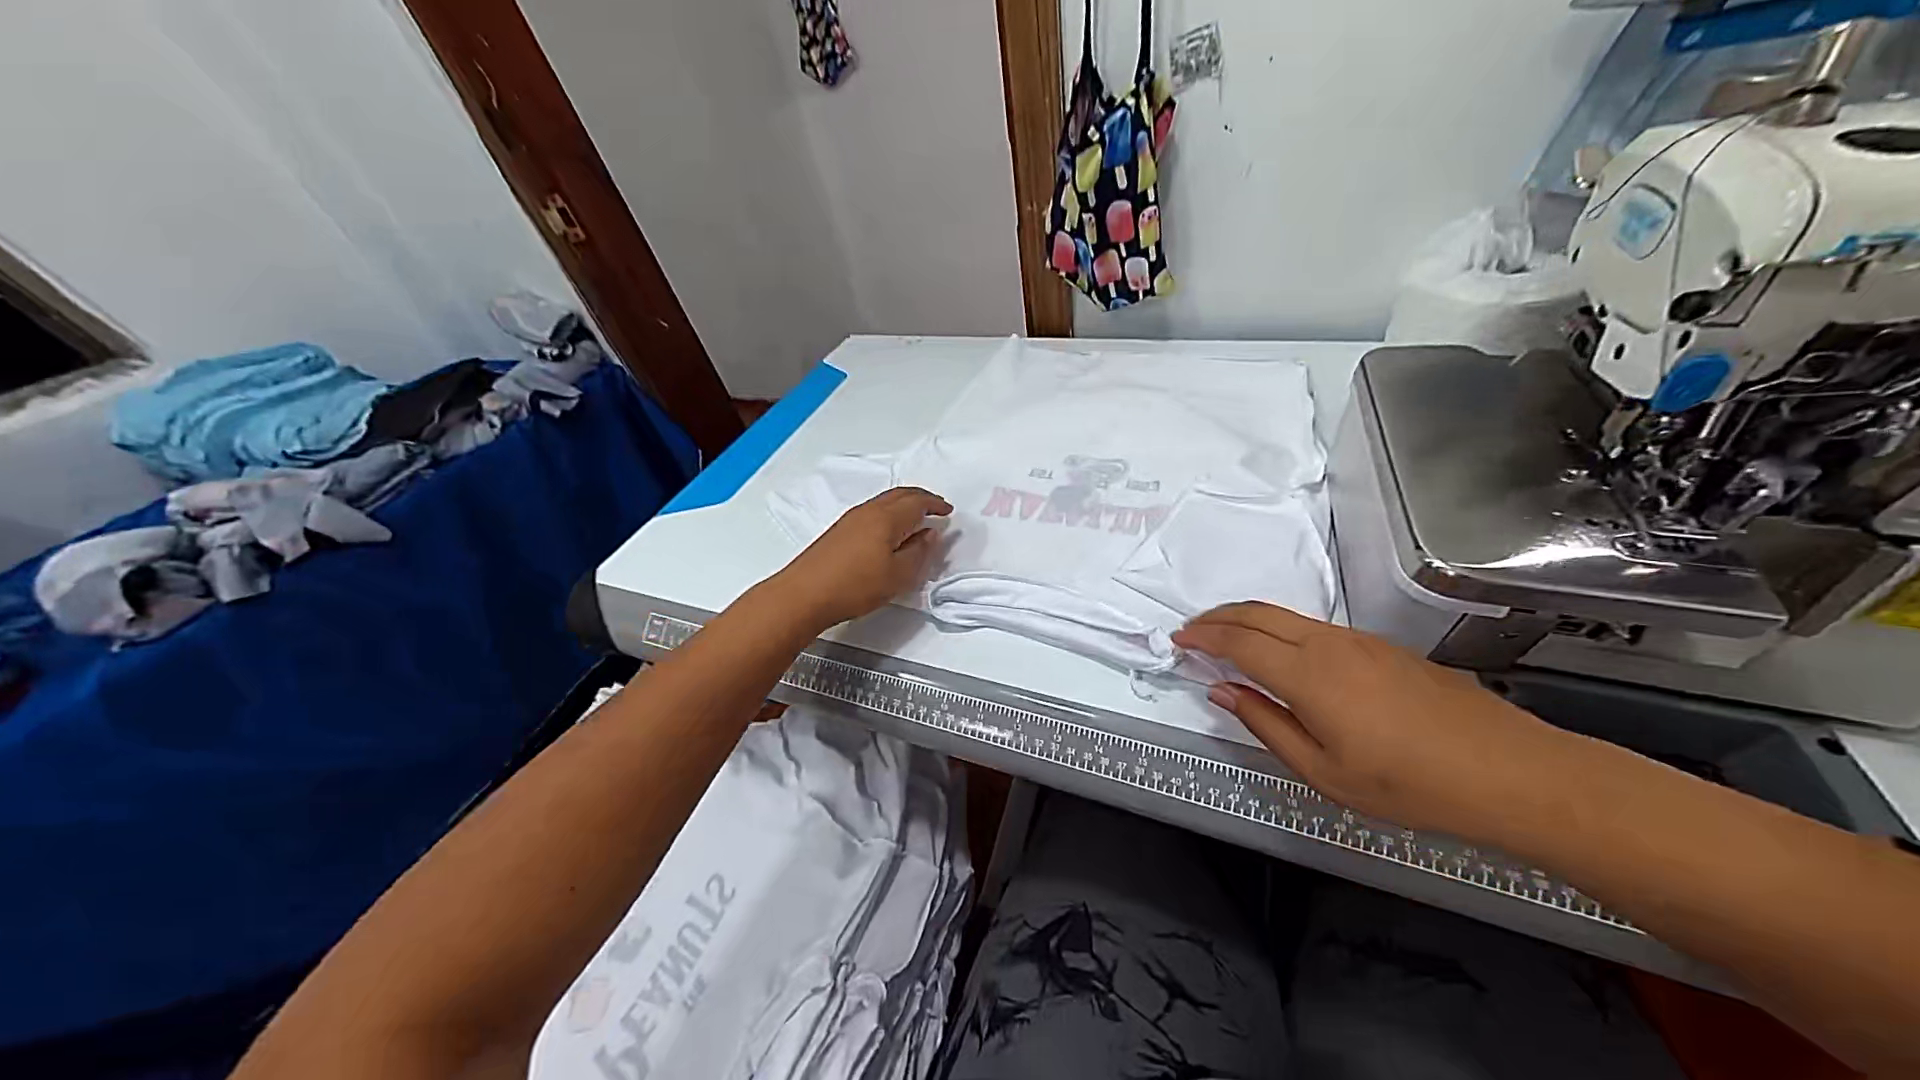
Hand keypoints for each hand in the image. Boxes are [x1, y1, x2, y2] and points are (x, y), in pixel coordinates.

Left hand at [765, 487, 952, 630]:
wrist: (804, 595)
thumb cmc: (853, 586)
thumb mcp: (899, 575)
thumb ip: (919, 552)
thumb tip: (929, 536)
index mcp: (887, 518)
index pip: (917, 502)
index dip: (935, 504)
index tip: (946, 511)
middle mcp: (868, 512)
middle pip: (899, 495)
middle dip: (920, 498)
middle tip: (935, 507)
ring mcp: (850, 520)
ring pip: (884, 503)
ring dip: (903, 506)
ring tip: (915, 520)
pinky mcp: (839, 532)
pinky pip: (871, 513)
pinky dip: (888, 515)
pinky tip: (889, 532)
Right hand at [1172, 602, 1577, 837]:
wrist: (1511, 773)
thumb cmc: (1409, 785)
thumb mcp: (1324, 771)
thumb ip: (1266, 724)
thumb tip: (1224, 691)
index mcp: (1308, 675)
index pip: (1238, 641)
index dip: (1203, 637)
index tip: (1179, 640)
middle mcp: (1329, 645)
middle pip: (1258, 614)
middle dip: (1218, 617)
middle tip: (1193, 631)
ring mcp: (1360, 641)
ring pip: (1288, 616)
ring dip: (1248, 620)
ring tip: (1228, 640)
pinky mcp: (1383, 647)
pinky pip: (1314, 627)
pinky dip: (1280, 629)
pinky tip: (1282, 655)